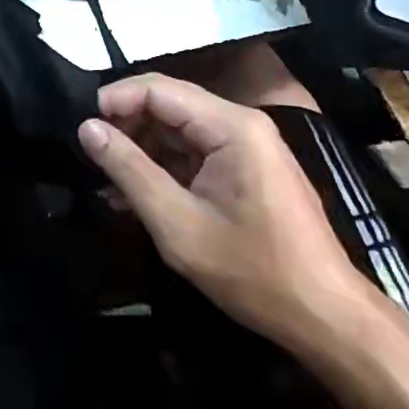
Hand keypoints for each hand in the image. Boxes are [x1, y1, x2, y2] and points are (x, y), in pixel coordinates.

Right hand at [77, 73, 375, 346]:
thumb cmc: (253, 271)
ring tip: (106, 180)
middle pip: (168, 104)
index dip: (115, 100)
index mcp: (231, 126)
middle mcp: (241, 123)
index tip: (81, 127)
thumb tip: (87, 128)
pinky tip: (134, 195)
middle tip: (90, 155)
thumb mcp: (177, 223)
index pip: (158, 89)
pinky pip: (193, 152)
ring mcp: (246, 145)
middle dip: (126, 125)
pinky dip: (163, 167)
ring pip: (177, 129)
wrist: (327, 318)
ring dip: (141, 149)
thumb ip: (129, 170)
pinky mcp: (245, 167)